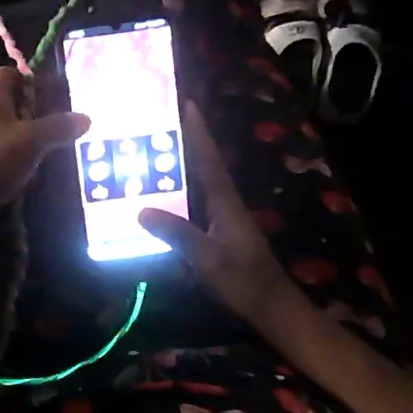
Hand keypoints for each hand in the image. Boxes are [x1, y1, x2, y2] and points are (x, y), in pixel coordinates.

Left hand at [0, 66, 89, 248]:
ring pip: (18, 139)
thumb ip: (58, 127)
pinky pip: (11, 164)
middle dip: (42, 120)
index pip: (8, 74)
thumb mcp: (30, 140)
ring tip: (52, 160)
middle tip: (64, 131)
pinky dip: (22, 172)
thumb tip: (85, 117)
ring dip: (35, 150)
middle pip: (18, 108)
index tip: (57, 94)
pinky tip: (30, 184)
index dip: (31, 78)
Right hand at [139, 102, 296, 323]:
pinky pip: (192, 209)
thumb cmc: (243, 281)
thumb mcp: (207, 258)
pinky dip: (176, 199)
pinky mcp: (217, 236)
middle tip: (156, 127)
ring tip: (149, 157)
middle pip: (202, 167)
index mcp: (225, 203)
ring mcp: (222, 221)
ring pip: (196, 187)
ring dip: (178, 171)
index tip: (187, 104)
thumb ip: (176, 233)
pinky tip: (157, 202)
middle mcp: (224, 205)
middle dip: (183, 145)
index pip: (209, 160)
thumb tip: (141, 210)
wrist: (271, 308)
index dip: (198, 133)